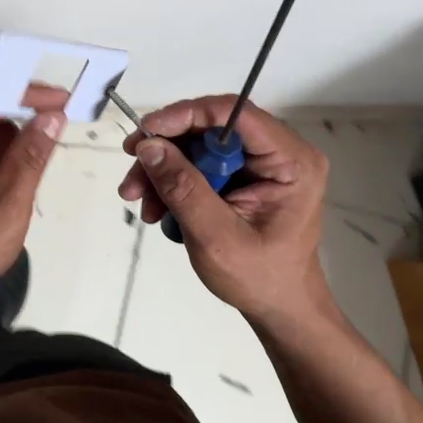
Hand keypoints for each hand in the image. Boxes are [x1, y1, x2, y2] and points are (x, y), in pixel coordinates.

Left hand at [0, 86, 67, 325]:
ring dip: (11, 149)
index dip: (24, 93)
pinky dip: (1, 158)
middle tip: (45, 153)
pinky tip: (1, 186)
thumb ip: (30, 157)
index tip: (63, 97)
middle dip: (20, 128)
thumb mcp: (8, 206)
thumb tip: (54, 115)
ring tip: (11, 188)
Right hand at [117, 96, 330, 321]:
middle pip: (209, 129)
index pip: (233, 114)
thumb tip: (149, 146)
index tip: (144, 135)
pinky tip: (157, 207)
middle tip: (133, 178)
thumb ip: (183, 188)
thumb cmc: (258, 278)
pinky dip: (173, 182)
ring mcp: (260, 164)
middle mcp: (279, 153)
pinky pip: (199, 164)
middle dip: (165, 151)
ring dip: (162, 170)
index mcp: (290, 161)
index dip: (184, 116)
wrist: (279, 308)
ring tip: (139, 201)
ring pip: (197, 146)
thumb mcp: (215, 235)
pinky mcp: (244, 177)